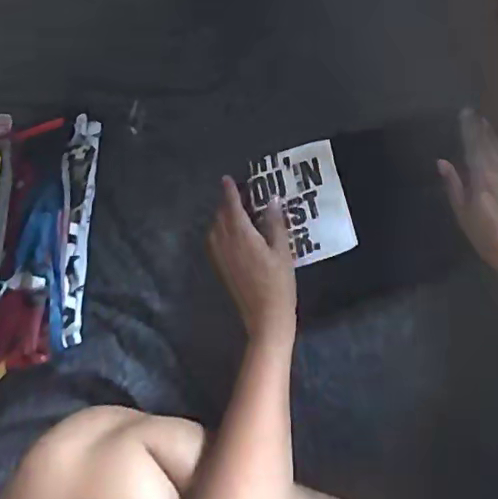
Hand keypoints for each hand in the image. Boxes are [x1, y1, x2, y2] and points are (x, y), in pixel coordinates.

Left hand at [208, 176, 296, 342]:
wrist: (265, 319)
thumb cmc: (279, 284)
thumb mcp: (283, 251)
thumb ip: (275, 223)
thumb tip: (272, 200)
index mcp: (241, 235)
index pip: (231, 206)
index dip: (230, 191)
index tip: (227, 178)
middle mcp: (225, 242)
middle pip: (221, 215)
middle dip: (228, 202)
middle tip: (241, 193)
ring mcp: (220, 256)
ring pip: (216, 227)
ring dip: (223, 216)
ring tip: (238, 211)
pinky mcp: (220, 268)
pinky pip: (215, 240)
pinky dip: (220, 229)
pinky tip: (233, 233)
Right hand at [439, 109, 497, 277]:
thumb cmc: (486, 237)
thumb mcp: (463, 214)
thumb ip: (454, 185)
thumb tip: (442, 162)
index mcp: (482, 178)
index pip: (473, 146)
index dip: (468, 129)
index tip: (464, 114)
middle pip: (489, 145)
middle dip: (481, 129)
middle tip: (474, 114)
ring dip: (495, 136)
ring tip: (488, 123)